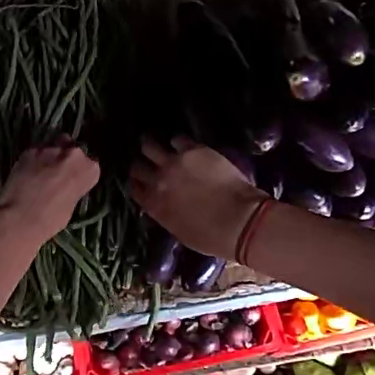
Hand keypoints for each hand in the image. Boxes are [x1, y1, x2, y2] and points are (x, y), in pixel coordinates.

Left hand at [0, 142, 99, 246]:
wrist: (20, 218)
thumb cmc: (51, 219)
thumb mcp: (71, 205)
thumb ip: (72, 189)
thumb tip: (65, 186)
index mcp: (89, 170)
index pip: (91, 166)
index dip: (81, 174)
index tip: (75, 182)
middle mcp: (73, 154)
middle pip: (74, 151)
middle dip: (68, 159)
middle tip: (59, 174)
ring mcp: (50, 149)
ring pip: (55, 144)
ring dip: (52, 154)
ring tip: (44, 168)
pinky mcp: (29, 150)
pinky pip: (36, 150)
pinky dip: (35, 157)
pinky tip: (29, 170)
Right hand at [130, 138, 267, 259]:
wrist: (239, 220)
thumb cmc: (212, 236)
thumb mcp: (180, 231)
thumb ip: (166, 213)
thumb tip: (165, 204)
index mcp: (155, 205)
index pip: (134, 188)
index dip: (137, 183)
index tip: (142, 181)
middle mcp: (159, 181)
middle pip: (137, 166)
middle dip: (142, 165)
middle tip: (150, 163)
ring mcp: (174, 162)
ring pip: (150, 146)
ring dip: (153, 148)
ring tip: (161, 148)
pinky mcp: (193, 150)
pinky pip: (178, 139)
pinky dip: (179, 143)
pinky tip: (187, 147)